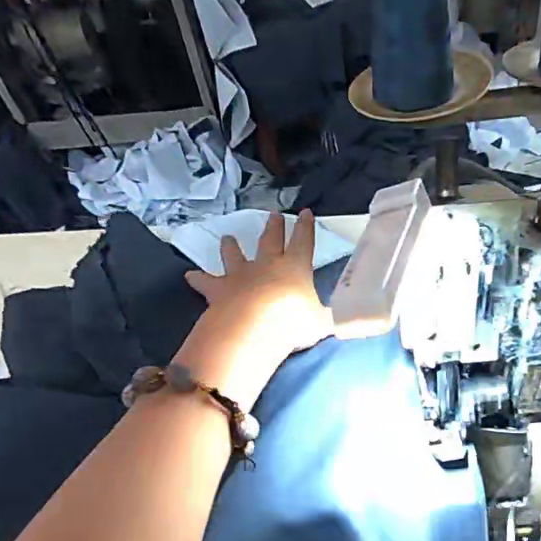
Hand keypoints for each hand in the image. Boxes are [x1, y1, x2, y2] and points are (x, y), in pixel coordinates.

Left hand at [178, 211, 333, 405]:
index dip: (306, 227)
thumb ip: (331, 317)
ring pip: (235, 255)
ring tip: (228, 238)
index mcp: (295, 266)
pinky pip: (206, 282)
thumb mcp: (321, 322)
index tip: (305, 213)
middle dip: (273, 227)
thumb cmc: (292, 322)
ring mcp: (240, 275)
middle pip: (270, 240)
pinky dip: (198, 279)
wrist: (252, 328)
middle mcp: (267, 264)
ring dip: (231, 247)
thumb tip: (350, 319)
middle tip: (273, 215)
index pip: (303, 241)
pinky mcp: (218, 289)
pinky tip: (190, 276)